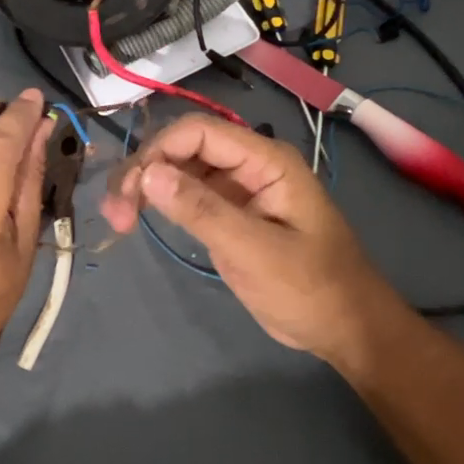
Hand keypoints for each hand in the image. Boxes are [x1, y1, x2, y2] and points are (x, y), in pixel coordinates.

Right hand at [100, 113, 408, 362]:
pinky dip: (156, 202)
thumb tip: (148, 173)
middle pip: (179, 147)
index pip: (196, 132)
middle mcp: (247, 164)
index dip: (157, 152)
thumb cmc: (312, 289)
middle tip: (115, 213)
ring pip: (174, 169)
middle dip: (142, 172)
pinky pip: (182, 192)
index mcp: (265, 160)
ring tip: (118, 220)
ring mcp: (235, 187)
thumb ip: (202, 210)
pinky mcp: (225, 211)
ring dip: (142, 187)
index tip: (131, 191)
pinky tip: (135, 219)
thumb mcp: (256, 251)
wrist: (348, 331)